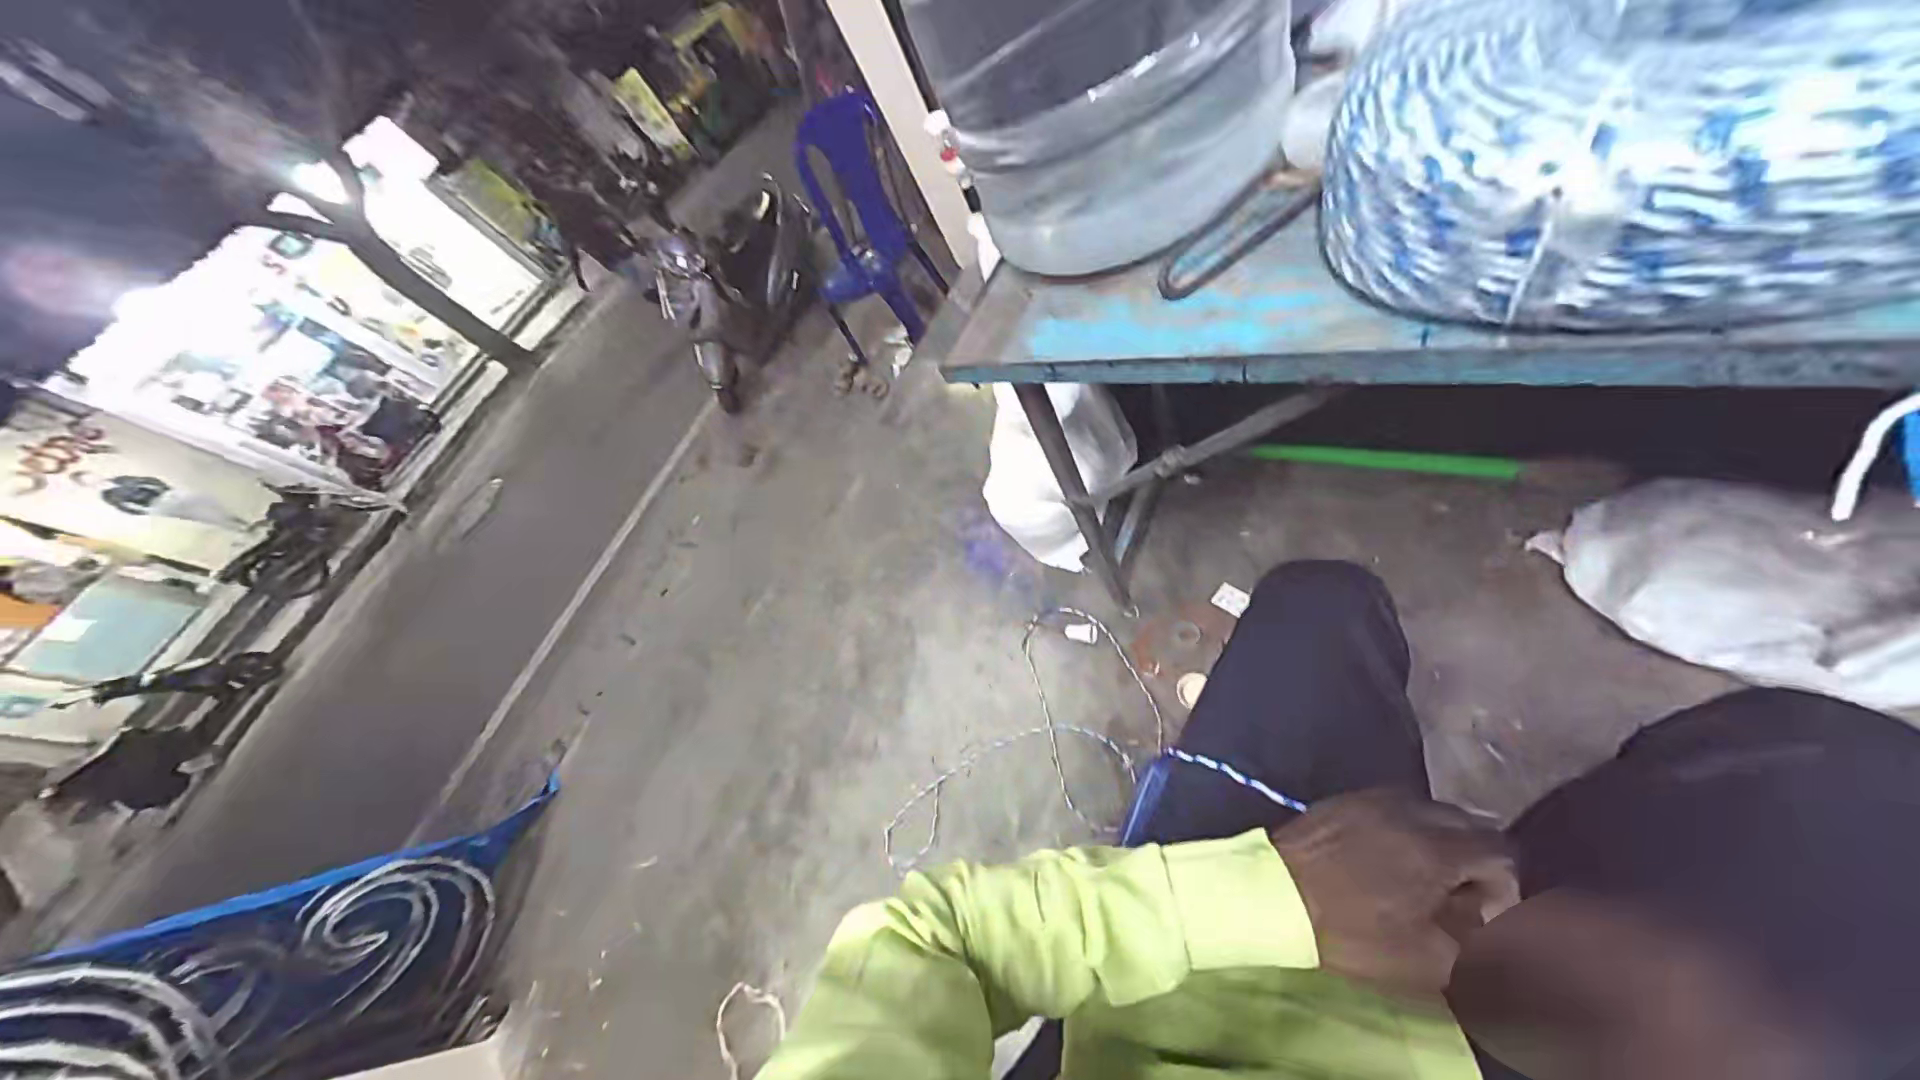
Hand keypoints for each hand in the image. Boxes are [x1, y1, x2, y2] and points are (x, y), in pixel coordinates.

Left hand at [1269, 789, 1517, 1001]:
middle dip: (1472, 859)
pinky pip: (1389, 804)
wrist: (1276, 895)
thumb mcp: (1430, 960)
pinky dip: (1400, 826)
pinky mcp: (1341, 799)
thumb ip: (1482, 948)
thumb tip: (1499, 932)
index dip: (1502, 887)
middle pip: (1466, 824)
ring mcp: (1369, 798)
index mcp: (1435, 847)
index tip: (1476, 914)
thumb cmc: (1352, 930)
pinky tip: (1381, 856)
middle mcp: (1406, 809)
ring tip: (1416, 875)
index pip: (1501, 851)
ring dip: (1436, 839)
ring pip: (1426, 809)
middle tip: (1450, 895)